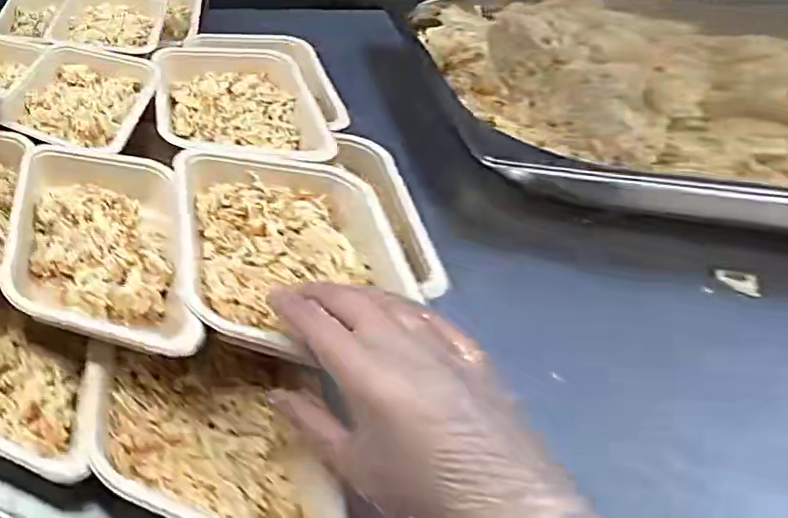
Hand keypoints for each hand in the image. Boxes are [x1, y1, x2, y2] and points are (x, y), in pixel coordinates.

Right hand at [270, 285, 593, 517]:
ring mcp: (439, 347)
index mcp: (363, 368)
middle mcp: (397, 344)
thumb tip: (276, 394)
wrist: (515, 516)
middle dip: (318, 291)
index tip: (272, 297)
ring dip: (358, 294)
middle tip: (300, 295)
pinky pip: (431, 318)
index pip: (315, 320)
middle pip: (349, 299)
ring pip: (389, 301)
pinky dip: (405, 308)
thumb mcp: (358, 467)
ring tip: (342, 299)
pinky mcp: (473, 360)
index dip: (289, 304)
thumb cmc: (425, 492)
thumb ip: (312, 424)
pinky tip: (400, 313)